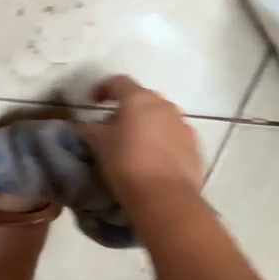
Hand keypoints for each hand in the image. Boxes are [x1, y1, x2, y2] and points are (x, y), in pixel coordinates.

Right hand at [76, 75, 204, 216]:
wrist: (165, 197)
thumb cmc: (126, 162)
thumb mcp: (98, 144)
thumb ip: (88, 129)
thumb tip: (83, 127)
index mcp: (139, 99)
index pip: (118, 82)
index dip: (102, 89)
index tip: (92, 102)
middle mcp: (165, 106)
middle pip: (142, 99)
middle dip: (126, 109)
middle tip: (112, 127)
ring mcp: (184, 126)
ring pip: (161, 117)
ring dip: (146, 125)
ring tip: (133, 145)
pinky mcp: (196, 147)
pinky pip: (174, 136)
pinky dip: (161, 141)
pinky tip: (152, 159)